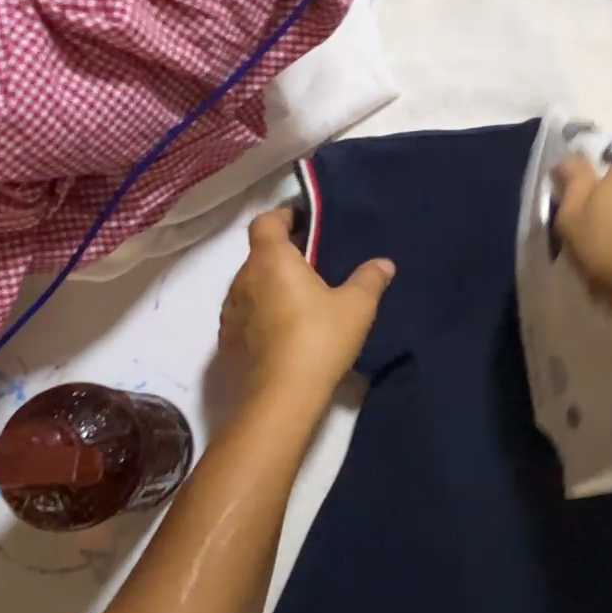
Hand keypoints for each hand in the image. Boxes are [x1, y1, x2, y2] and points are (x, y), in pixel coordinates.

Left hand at [219, 208, 394, 407]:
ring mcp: (231, 311)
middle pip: (259, 254)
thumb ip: (369, 279)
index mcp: (271, 259)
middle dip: (283, 255)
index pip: (266, 221)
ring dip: (271, 286)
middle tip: (314, 265)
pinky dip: (262, 315)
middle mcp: (243, 278)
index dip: (284, 216)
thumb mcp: (356, 306)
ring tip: (300, 301)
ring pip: (251, 286)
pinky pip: (245, 315)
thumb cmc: (319, 338)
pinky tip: (285, 332)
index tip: (307, 224)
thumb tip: (384, 263)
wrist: (281, 396)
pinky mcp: (228, 341)